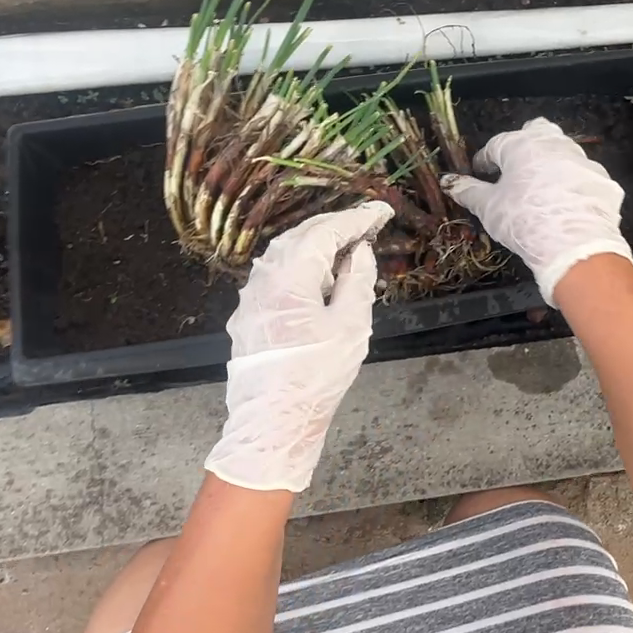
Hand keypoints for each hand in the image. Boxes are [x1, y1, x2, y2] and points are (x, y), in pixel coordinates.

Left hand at [203, 201, 391, 493]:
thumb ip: (357, 281)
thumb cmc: (317, 373)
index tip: (382, 211)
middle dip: (335, 227)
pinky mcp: (251, 316)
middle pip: (300, 237)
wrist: (272, 421)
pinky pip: (277, 276)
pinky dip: (303, 266)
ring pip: (285, 255)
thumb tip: (359, 251)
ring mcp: (252, 297)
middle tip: (367, 224)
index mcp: (289, 275)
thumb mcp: (350, 325)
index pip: (325, 232)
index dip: (355, 219)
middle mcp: (264, 278)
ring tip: (347, 248)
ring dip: (317, 245)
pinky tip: (319, 279)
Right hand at [441, 117, 632, 306]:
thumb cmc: (523, 220)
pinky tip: (566, 209)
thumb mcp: (488, 207)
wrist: (575, 246)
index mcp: (522, 144)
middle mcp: (554, 144)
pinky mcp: (603, 182)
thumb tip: (449, 182)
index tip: (481, 174)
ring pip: (562, 155)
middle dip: (522, 149)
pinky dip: (573, 189)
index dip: (485, 161)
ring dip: (549, 168)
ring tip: (540, 194)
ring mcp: (583, 161)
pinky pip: (582, 180)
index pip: (496, 145)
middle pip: (535, 135)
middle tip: (513, 174)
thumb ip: (468, 191)